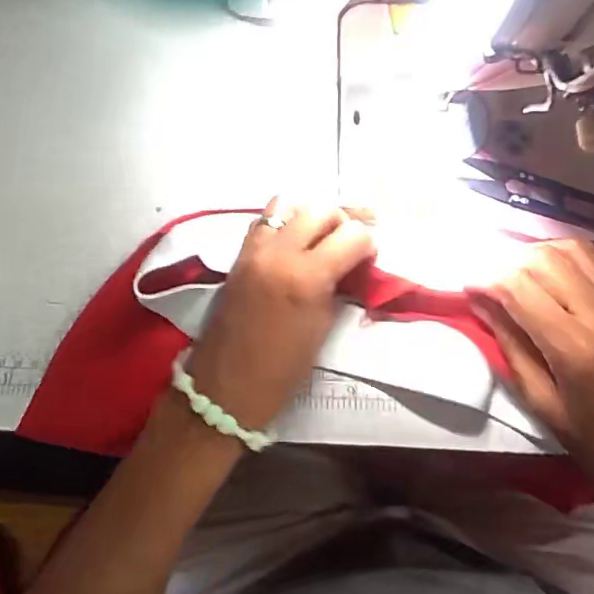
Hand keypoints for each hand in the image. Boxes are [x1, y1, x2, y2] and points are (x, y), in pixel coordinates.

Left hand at [181, 200, 375, 436]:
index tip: (367, 260)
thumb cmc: (283, 369)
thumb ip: (338, 286)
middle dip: (341, 224)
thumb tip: (351, 265)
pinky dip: (283, 224)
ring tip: (319, 240)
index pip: (352, 235)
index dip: (366, 245)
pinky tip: (292, 244)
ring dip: (310, 218)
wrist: (226, 387)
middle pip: (321, 210)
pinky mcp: (238, 256)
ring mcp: (254, 250)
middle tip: (347, 247)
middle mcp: (279, 253)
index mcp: (306, 276)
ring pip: (289, 206)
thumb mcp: (323, 326)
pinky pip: (264, 222)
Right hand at [476, 240, 593, 505]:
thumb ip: (512, 349)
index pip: (519, 287)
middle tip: (494, 283)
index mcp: (576, 349)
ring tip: (524, 275)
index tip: (469, 288)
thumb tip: (481, 303)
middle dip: (510, 262)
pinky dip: (580, 259)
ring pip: (577, 249)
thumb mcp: (546, 409)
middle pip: (546, 258)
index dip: (486, 280)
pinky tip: (566, 278)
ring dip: (542, 254)